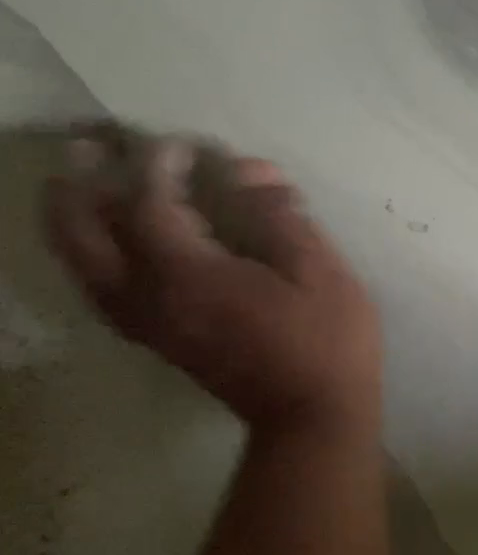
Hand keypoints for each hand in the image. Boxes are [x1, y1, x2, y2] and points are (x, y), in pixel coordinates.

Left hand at [43, 132, 381, 436]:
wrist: (310, 412)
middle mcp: (144, 294)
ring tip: (77, 184)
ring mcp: (141, 318)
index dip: (162, 166)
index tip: (185, 142)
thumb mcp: (322, 274)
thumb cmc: (327, 340)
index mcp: (188, 274)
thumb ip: (282, 220)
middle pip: (85, 230)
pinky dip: (90, 250)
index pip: (153, 204)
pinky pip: (98, 282)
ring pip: (80, 259)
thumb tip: (253, 173)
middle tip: (90, 147)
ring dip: (73, 216)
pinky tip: (109, 240)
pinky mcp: (152, 334)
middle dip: (83, 184)